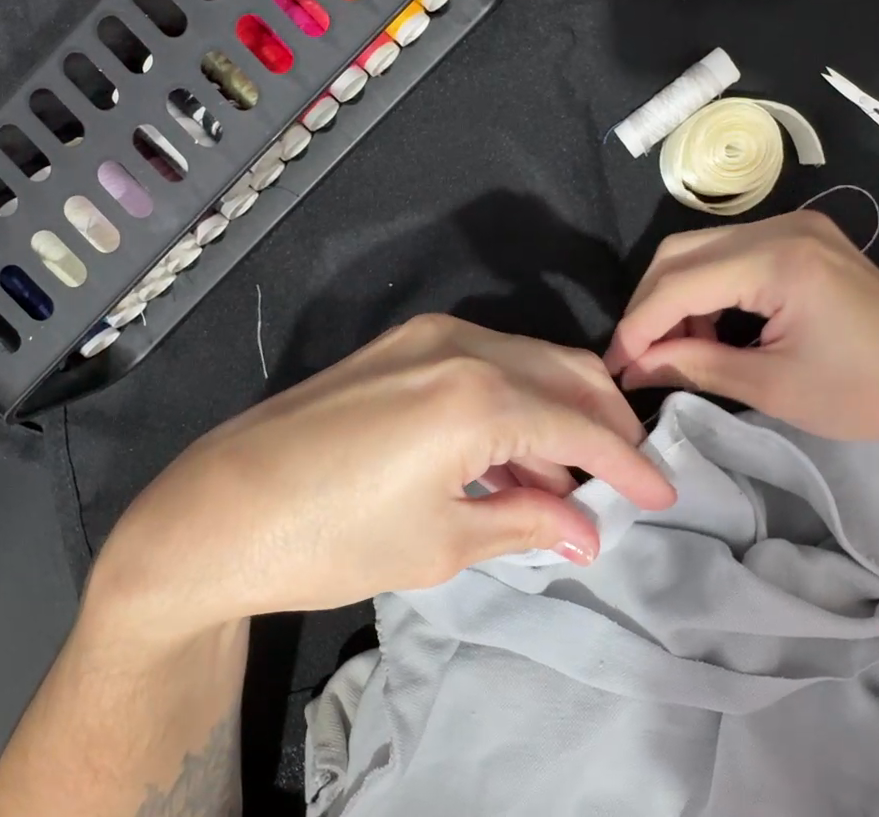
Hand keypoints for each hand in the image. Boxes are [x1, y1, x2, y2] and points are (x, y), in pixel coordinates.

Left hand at [88, 315, 676, 644]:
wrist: (215, 512)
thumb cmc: (332, 539)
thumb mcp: (442, 543)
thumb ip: (528, 525)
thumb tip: (588, 534)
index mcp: (480, 397)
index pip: (582, 426)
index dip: (629, 464)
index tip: (663, 495)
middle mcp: (464, 346)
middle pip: (567, 372)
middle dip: (606, 423)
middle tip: (627, 475)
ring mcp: (428, 336)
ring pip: (530, 360)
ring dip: (560, 411)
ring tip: (567, 478)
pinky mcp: (402, 343)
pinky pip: (488, 360)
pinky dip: (516, 398)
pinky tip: (513, 449)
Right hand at [604, 212, 878, 449]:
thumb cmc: (870, 395)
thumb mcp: (773, 388)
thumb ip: (696, 366)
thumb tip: (635, 366)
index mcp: (777, 259)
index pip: (678, 283)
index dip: (637, 328)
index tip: (614, 370)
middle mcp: (782, 225)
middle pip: (680, 253)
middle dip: (650, 308)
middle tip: (636, 360)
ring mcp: (797, 226)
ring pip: (703, 249)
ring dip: (677, 298)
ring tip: (674, 353)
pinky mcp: (806, 239)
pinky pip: (733, 254)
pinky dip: (709, 290)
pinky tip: (710, 331)